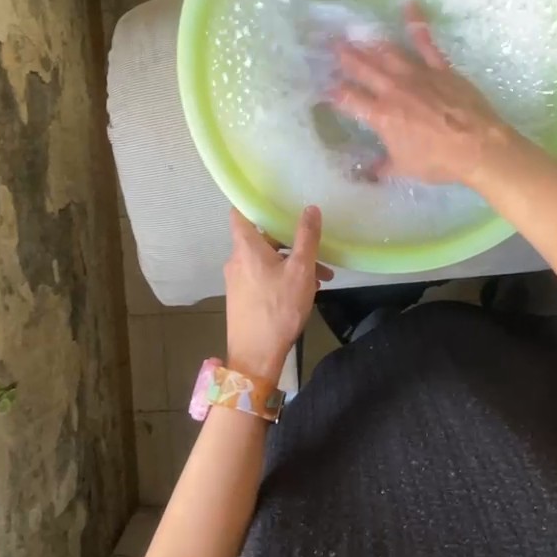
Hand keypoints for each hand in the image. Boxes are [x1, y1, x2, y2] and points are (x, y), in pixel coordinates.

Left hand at [224, 206, 331, 381]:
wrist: (256, 356)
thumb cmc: (278, 308)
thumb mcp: (300, 271)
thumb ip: (307, 238)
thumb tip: (310, 208)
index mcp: (246, 247)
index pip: (240, 213)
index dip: (254, 203)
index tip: (275, 200)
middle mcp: (236, 260)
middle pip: (261, 239)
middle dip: (290, 242)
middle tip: (315, 249)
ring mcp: (237, 281)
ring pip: (266, 261)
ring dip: (291, 263)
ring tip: (320, 278)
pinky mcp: (242, 298)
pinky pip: (262, 277)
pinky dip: (281, 277)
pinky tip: (304, 292)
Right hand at [328, 4, 517, 185]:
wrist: (476, 146)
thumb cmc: (438, 161)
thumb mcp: (405, 168)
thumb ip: (385, 166)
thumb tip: (370, 172)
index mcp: (381, 116)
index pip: (350, 100)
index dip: (335, 93)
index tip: (325, 87)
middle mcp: (393, 90)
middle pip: (363, 69)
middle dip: (345, 57)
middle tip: (331, 44)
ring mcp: (417, 75)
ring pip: (387, 53)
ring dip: (370, 43)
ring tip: (356, 33)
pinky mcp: (440, 67)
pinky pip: (425, 41)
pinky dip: (416, 22)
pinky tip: (409, 5)